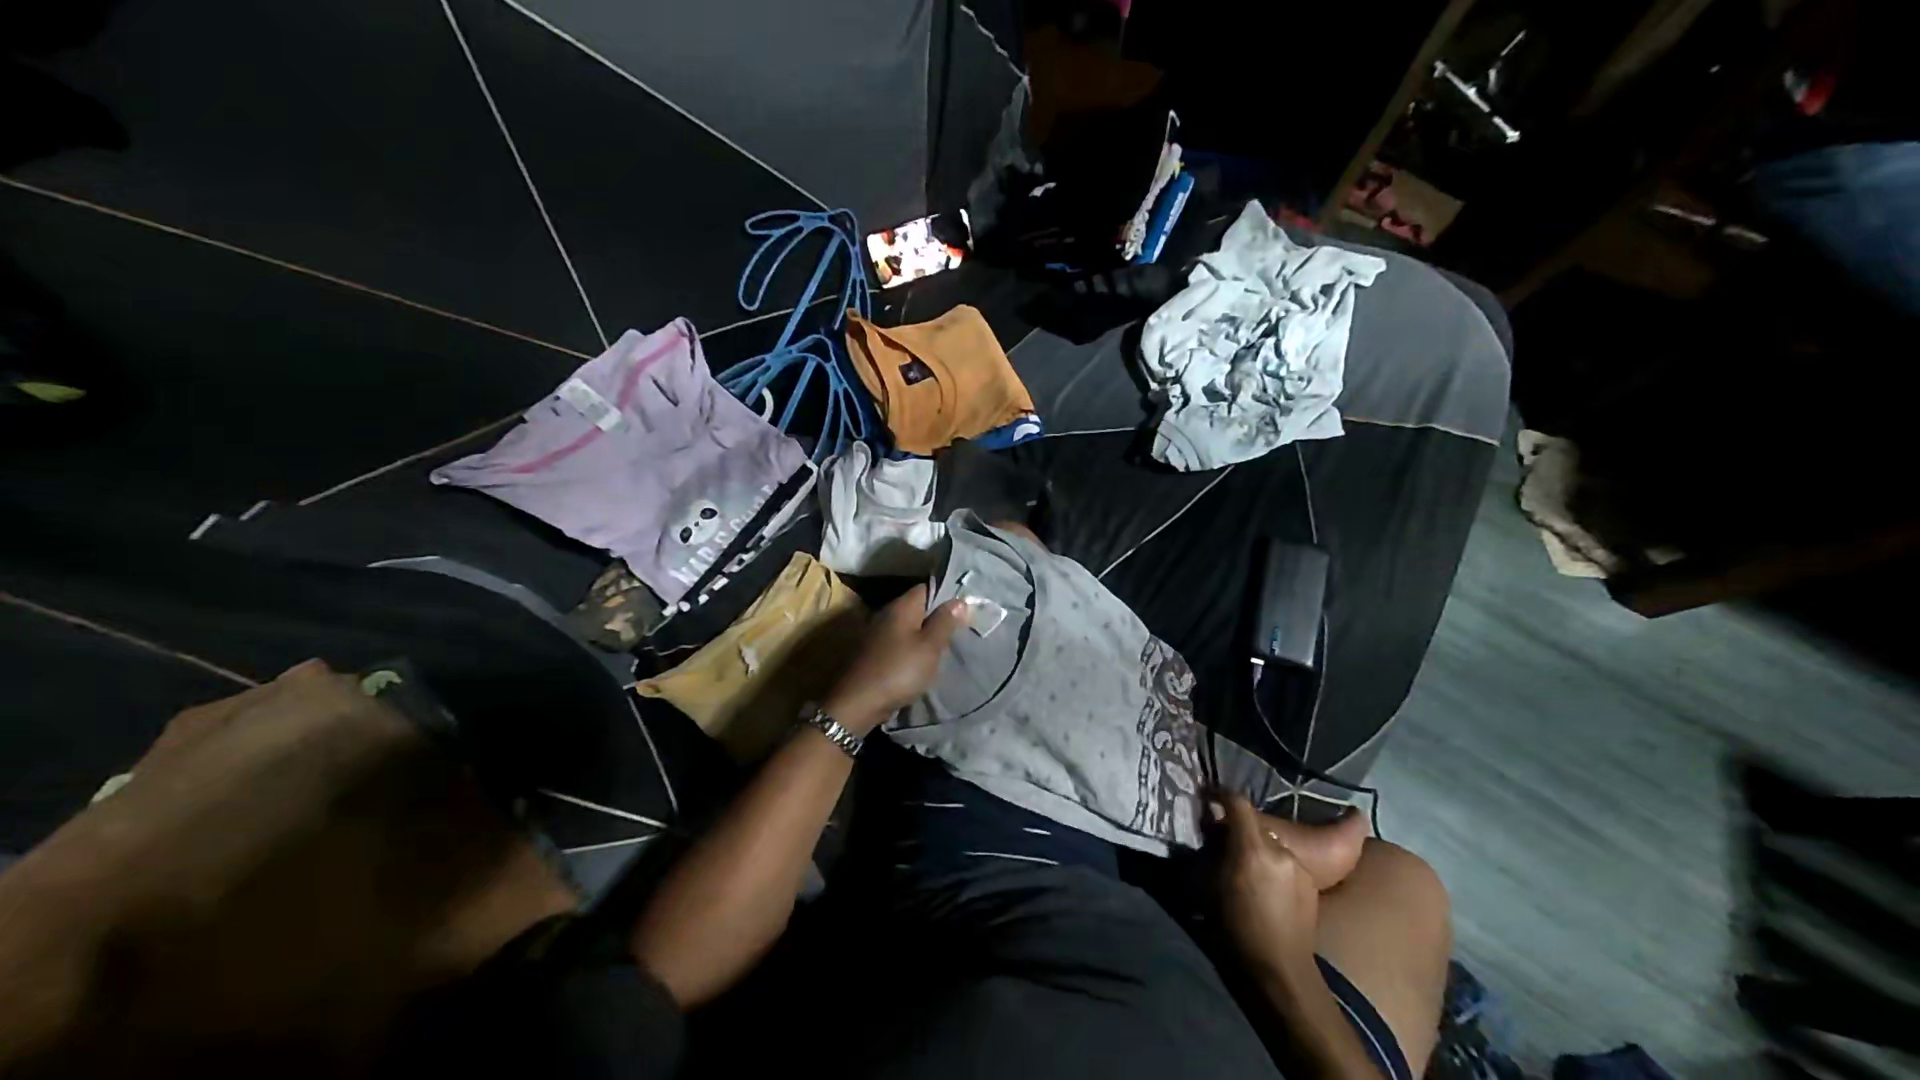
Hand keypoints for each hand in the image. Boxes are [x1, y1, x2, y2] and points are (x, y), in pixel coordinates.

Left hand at [821, 584, 967, 734]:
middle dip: (936, 616)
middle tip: (958, 630)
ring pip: (907, 626)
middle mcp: (885, 613)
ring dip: (923, 634)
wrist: (858, 702)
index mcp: (900, 607)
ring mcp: (876, 633)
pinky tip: (921, 660)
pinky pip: (897, 642)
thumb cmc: (899, 671)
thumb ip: (944, 622)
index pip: (927, 588)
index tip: (964, 609)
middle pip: (916, 607)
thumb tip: (959, 600)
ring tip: (944, 647)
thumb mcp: (929, 647)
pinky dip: (910, 648)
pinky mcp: (871, 652)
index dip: (946, 595)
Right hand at [1214, 794, 1321, 982]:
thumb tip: (1206, 834)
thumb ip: (1208, 854)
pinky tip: (1264, 885)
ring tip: (1244, 865)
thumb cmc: (1235, 929)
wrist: (1279, 971)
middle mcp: (1281, 851)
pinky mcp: (1312, 885)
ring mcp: (1300, 868)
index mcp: (1252, 849)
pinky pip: (1286, 862)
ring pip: (1273, 844)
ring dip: (1257, 848)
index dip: (1221, 794)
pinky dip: (1273, 865)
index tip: (1208, 794)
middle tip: (1222, 838)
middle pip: (1256, 824)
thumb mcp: (1207, 887)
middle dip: (1238, 827)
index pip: (1238, 803)